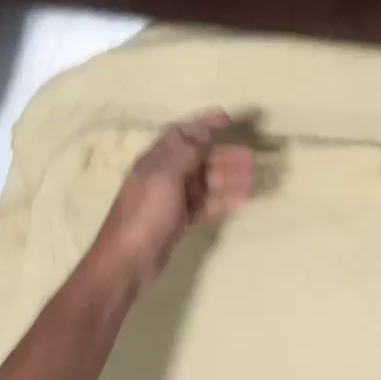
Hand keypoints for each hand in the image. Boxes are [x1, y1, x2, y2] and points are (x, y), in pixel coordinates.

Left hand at [86, 111, 255, 289]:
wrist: (128, 260)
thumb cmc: (145, 213)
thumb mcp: (165, 176)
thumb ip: (186, 152)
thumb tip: (205, 132)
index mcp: (157, 158)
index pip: (183, 132)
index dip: (204, 123)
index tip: (228, 119)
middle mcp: (166, 174)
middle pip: (199, 158)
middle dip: (224, 155)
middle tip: (250, 158)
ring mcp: (173, 197)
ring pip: (206, 182)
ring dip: (228, 178)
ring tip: (252, 179)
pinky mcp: (181, 219)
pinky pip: (206, 204)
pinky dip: (223, 200)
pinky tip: (242, 200)